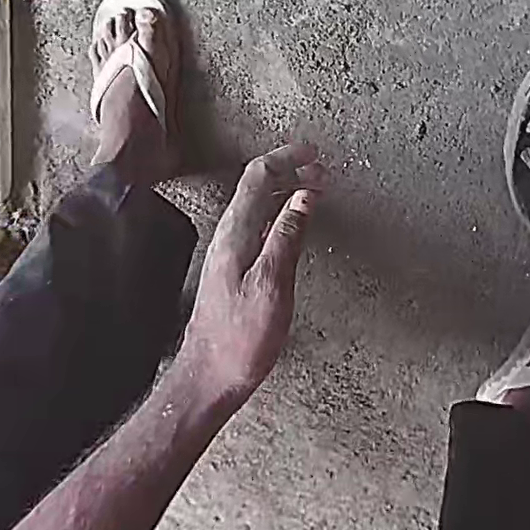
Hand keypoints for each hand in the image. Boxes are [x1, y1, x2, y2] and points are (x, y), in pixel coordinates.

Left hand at [173, 142, 326, 405]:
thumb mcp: (272, 284)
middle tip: (320, 168)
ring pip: (258, 201)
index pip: (259, 175)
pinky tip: (294, 219)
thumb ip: (288, 235)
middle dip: (290, 168)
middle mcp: (229, 234)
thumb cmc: (240, 338)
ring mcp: (230, 248)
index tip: (314, 154)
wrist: (208, 375)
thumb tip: (304, 196)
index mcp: (237, 232)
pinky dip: (281, 208)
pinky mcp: (234, 264)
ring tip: (313, 186)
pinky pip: (259, 220)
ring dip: (286, 187)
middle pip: (257, 183)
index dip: (287, 157)